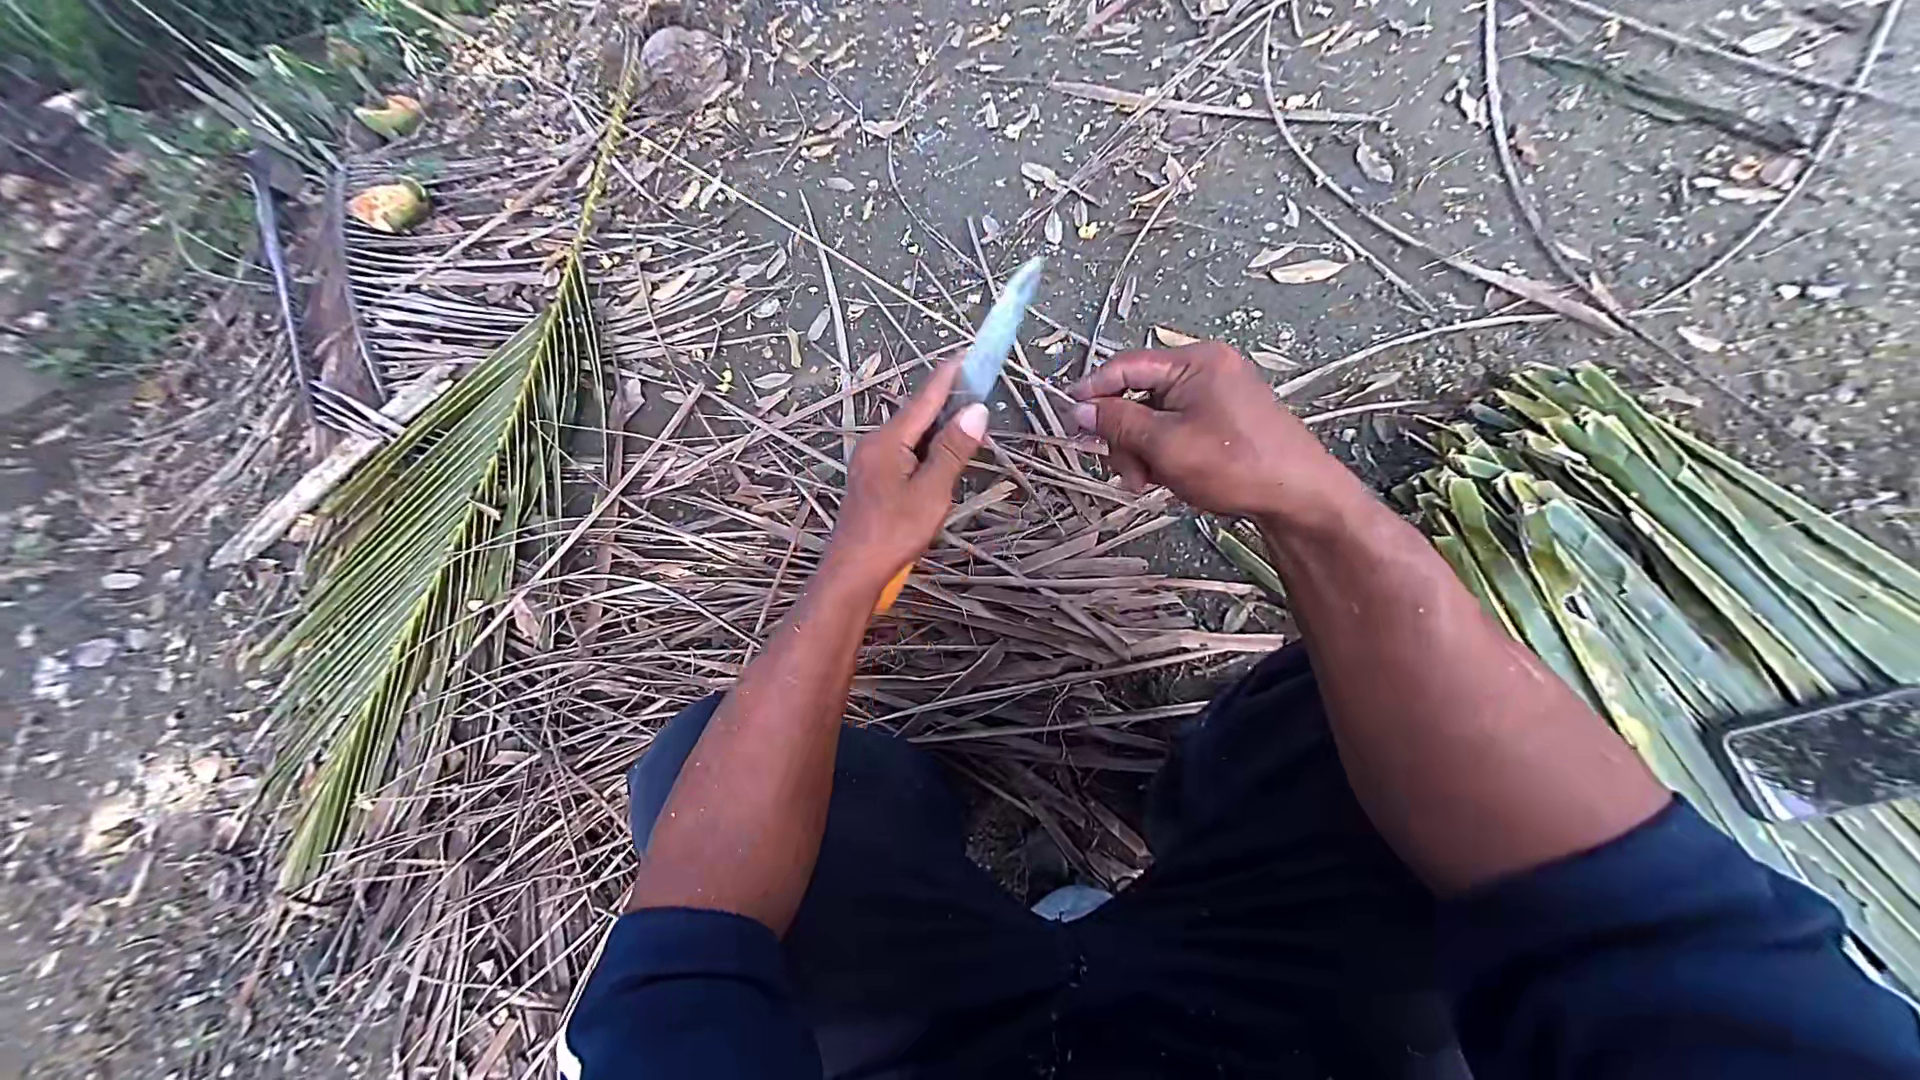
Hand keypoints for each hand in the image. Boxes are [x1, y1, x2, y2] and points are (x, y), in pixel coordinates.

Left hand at [823, 359, 988, 591]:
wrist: (854, 572)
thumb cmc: (892, 534)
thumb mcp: (932, 492)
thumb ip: (952, 450)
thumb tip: (975, 412)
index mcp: (887, 441)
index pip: (925, 398)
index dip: (950, 376)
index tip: (970, 355)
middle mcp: (874, 444)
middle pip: (917, 415)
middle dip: (948, 404)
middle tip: (978, 397)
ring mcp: (870, 463)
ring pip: (911, 436)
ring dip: (938, 431)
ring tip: (966, 432)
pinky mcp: (872, 480)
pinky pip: (904, 453)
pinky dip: (926, 451)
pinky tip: (940, 463)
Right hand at [1068, 342, 1363, 523]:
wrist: (1298, 496)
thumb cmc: (1238, 464)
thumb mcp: (1166, 444)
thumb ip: (1118, 422)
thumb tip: (1081, 409)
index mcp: (1195, 363)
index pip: (1126, 366)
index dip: (1093, 391)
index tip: (1071, 416)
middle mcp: (1203, 372)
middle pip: (1136, 396)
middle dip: (1124, 436)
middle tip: (1127, 471)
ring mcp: (1212, 396)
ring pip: (1151, 419)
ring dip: (1140, 452)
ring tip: (1150, 481)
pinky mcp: (1217, 420)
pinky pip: (1171, 430)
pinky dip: (1160, 455)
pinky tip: (1167, 478)